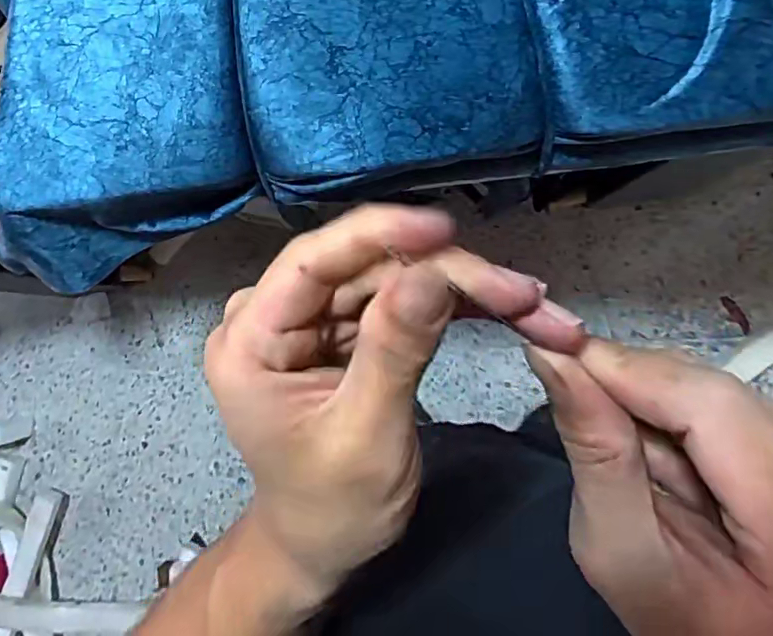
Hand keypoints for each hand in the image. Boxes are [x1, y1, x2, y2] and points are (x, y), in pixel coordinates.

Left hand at [202, 205, 586, 614]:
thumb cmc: (331, 507)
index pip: (310, 261)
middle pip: (360, 268)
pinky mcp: (336, 326)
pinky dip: (443, 302)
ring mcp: (305, 317)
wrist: (320, 545)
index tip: (442, 227)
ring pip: (385, 278)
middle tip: (520, 291)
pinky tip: (493, 304)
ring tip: (523, 301)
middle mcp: (271, 313)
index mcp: (249, 338)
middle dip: (440, 273)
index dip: (376, 233)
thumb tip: (432, 272)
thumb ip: (394, 350)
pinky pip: (392, 299)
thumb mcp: (366, 437)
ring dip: (453, 286)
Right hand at [526, 340, 772, 635]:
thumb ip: (595, 453)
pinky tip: (727, 481)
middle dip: (654, 398)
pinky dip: (738, 434)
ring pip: (758, 405)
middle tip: (611, 430)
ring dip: (694, 417)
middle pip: (734, 401)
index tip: (565, 355)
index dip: (632, 367)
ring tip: (677, 475)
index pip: (714, 404)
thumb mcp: (627, 562)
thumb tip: (554, 353)